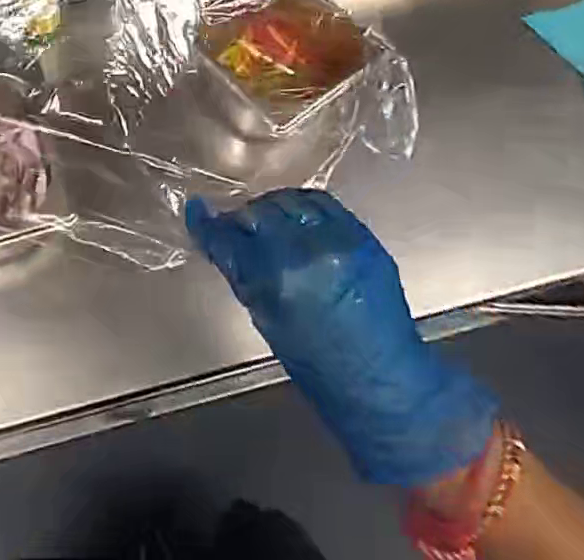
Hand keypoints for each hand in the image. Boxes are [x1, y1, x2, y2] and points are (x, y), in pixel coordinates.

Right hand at [186, 188, 497, 486]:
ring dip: (272, 208)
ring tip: (265, 221)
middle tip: (234, 226)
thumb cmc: (318, 367)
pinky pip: (323, 204)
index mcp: (278, 280)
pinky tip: (295, 219)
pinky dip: (303, 207)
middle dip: (242, 217)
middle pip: (261, 211)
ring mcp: (341, 238)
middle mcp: (309, 250)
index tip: (198, 212)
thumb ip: (243, 274)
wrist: (385, 382)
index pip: (231, 239)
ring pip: (291, 200)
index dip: (209, 225)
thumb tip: (221, 242)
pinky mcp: (363, 234)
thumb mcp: (267, 321)